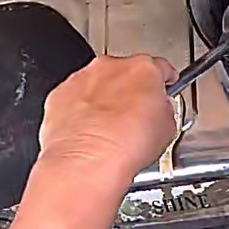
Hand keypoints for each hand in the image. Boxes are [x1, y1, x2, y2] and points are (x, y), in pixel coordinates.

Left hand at [37, 55, 177, 186]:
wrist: (88, 162)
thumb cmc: (125, 145)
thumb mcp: (168, 129)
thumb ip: (165, 110)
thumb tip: (160, 112)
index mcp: (144, 70)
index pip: (161, 67)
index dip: (165, 81)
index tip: (165, 88)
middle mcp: (111, 67)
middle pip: (127, 73)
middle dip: (132, 92)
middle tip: (137, 118)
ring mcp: (83, 79)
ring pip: (99, 84)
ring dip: (106, 101)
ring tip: (112, 130)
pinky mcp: (60, 95)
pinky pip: (75, 98)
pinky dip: (82, 111)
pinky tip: (91, 133)